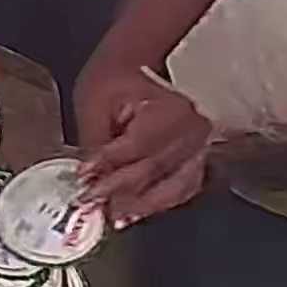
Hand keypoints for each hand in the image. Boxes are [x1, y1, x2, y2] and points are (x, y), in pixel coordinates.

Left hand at [76, 62, 211, 227]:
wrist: (133, 69)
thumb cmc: (112, 83)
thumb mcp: (93, 105)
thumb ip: (94, 142)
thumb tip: (89, 176)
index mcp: (169, 110)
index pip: (137, 146)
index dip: (109, 165)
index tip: (84, 178)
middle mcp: (193, 129)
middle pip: (155, 168)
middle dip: (120, 190)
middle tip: (91, 202)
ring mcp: (201, 144)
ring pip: (174, 184)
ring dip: (142, 204)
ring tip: (115, 216)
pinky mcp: (198, 156)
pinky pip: (183, 186)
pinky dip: (159, 201)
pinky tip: (136, 212)